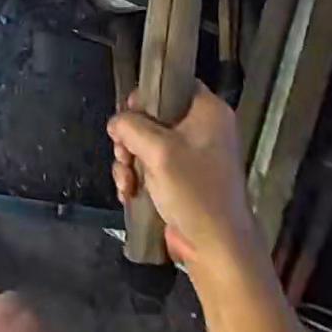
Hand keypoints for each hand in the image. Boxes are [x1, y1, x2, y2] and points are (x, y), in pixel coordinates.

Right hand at [108, 84, 259, 274]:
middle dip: (129, 136)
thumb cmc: (194, 191)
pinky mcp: (180, 177)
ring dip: (128, 160)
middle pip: (151, 115)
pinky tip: (130, 192)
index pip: (172, 83)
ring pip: (143, 141)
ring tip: (127, 181)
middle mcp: (201, 128)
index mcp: (207, 112)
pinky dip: (135, 176)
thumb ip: (129, 126)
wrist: (216, 247)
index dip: (145, 95)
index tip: (129, 115)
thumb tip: (116, 123)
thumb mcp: (157, 150)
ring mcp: (190, 154)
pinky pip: (147, 164)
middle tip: (124, 153)